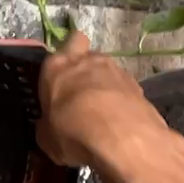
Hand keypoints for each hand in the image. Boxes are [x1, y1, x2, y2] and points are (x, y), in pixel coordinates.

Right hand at [36, 31, 167, 166]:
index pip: (53, 53)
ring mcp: (114, 69)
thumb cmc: (72, 131)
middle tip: (76, 84)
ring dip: (101, 80)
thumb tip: (48, 126)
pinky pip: (122, 85)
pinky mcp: (137, 84)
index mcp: (56, 67)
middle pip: (80, 44)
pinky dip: (119, 96)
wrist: (122, 138)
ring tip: (100, 108)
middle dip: (79, 59)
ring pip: (104, 66)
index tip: (54, 84)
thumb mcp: (46, 137)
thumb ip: (46, 124)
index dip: (55, 67)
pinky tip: (117, 117)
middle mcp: (85, 60)